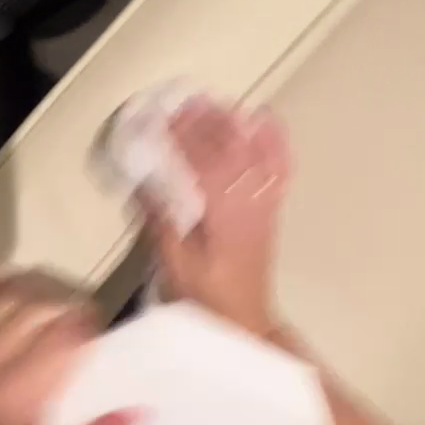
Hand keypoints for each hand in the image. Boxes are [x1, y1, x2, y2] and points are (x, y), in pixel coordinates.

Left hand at [0, 273, 138, 424]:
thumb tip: (140, 414)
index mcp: (8, 399)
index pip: (56, 338)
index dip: (86, 328)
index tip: (99, 340)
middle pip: (36, 308)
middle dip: (70, 311)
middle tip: (84, 331)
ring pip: (11, 295)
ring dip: (42, 297)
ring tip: (57, 317)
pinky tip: (17, 301)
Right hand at [141, 99, 290, 336]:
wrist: (244, 320)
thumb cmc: (206, 297)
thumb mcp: (175, 265)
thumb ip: (163, 224)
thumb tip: (145, 186)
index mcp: (224, 218)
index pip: (205, 167)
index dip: (186, 140)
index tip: (167, 120)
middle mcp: (250, 205)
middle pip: (232, 153)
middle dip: (208, 124)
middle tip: (187, 103)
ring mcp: (264, 206)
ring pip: (255, 155)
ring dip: (235, 126)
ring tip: (217, 104)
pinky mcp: (270, 210)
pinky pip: (278, 169)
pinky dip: (274, 142)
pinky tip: (265, 122)